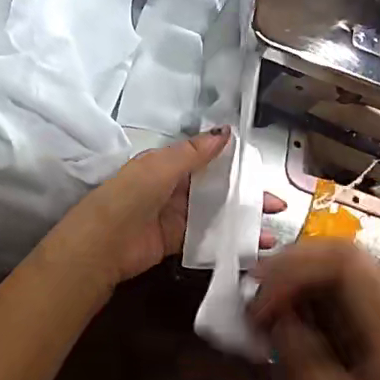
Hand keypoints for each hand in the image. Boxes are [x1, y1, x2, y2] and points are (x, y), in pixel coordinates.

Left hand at [48, 128, 285, 287]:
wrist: (103, 243)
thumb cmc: (129, 196)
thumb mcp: (160, 166)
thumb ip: (194, 152)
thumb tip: (225, 132)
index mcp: (166, 164)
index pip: (205, 159)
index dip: (232, 163)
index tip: (260, 168)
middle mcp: (172, 188)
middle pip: (215, 189)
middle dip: (245, 195)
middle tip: (276, 203)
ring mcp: (175, 216)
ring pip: (215, 215)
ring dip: (242, 220)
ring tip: (271, 228)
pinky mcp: (176, 241)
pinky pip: (207, 238)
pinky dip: (229, 241)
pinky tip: (252, 246)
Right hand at [248, 239, 379, 379]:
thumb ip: (302, 361)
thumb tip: (271, 319)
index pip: (343, 263)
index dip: (295, 270)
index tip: (263, 302)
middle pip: (339, 252)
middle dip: (290, 264)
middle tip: (254, 291)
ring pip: (335, 264)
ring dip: (295, 275)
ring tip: (263, 304)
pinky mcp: (373, 317)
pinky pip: (335, 286)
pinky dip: (303, 291)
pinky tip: (283, 314)